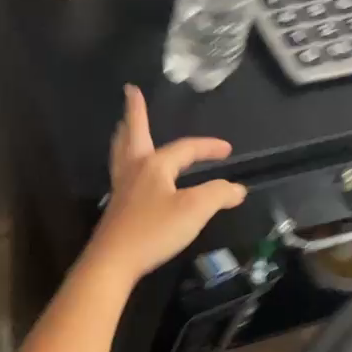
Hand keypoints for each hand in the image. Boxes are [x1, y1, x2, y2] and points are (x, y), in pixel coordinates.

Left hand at [82, 85, 246, 282]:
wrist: (114, 260)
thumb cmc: (154, 230)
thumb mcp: (195, 210)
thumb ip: (218, 195)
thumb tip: (237, 188)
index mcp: (154, 165)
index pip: (185, 149)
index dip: (208, 148)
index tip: (228, 150)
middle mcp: (134, 170)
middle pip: (134, 134)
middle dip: (135, 113)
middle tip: (130, 92)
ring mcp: (121, 188)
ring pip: (122, 151)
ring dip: (125, 134)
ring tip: (122, 125)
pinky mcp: (116, 206)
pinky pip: (120, 171)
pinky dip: (125, 158)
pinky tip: (128, 169)